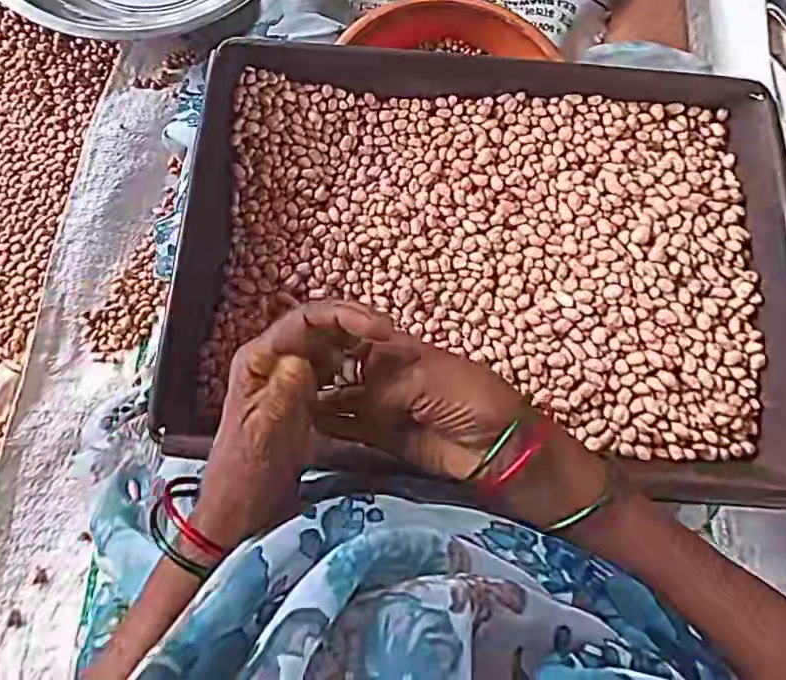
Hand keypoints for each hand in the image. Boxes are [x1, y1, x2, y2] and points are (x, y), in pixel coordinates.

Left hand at [191, 304, 366, 544]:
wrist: (239, 512)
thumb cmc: (244, 475)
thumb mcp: (264, 434)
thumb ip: (281, 393)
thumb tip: (303, 359)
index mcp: (258, 358)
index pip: (302, 319)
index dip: (341, 315)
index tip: (376, 327)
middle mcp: (273, 357)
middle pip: (317, 322)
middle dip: (353, 318)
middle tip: (387, 328)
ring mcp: (288, 372)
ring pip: (327, 339)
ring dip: (356, 335)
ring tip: (387, 341)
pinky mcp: (302, 391)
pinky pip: (331, 364)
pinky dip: (353, 358)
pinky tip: (373, 365)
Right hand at [309, 301, 620, 526]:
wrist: (506, 453)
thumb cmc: (474, 399)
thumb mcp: (426, 378)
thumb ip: (380, 385)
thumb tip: (342, 399)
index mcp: (394, 346)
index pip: (348, 331)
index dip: (321, 334)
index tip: (291, 344)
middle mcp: (382, 371)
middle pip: (337, 362)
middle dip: (311, 364)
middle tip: (279, 373)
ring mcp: (381, 404)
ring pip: (337, 395)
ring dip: (313, 395)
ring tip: (281, 399)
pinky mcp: (382, 436)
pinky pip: (347, 427)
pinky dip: (326, 425)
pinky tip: (301, 424)